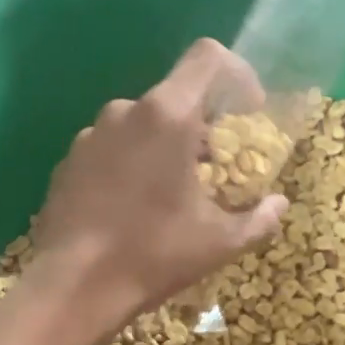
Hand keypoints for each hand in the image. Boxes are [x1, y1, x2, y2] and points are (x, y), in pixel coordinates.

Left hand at [25, 39, 287, 332]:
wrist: (74, 287)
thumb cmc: (153, 256)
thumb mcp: (219, 244)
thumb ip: (258, 219)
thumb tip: (278, 206)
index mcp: (168, 116)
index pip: (208, 57)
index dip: (238, 73)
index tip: (248, 112)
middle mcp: (124, 112)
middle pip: (174, 99)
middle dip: (199, 129)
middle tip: (211, 173)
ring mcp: (89, 136)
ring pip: (139, 127)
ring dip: (162, 150)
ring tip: (169, 198)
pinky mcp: (67, 164)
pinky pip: (109, 152)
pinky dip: (129, 169)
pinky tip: (131, 213)